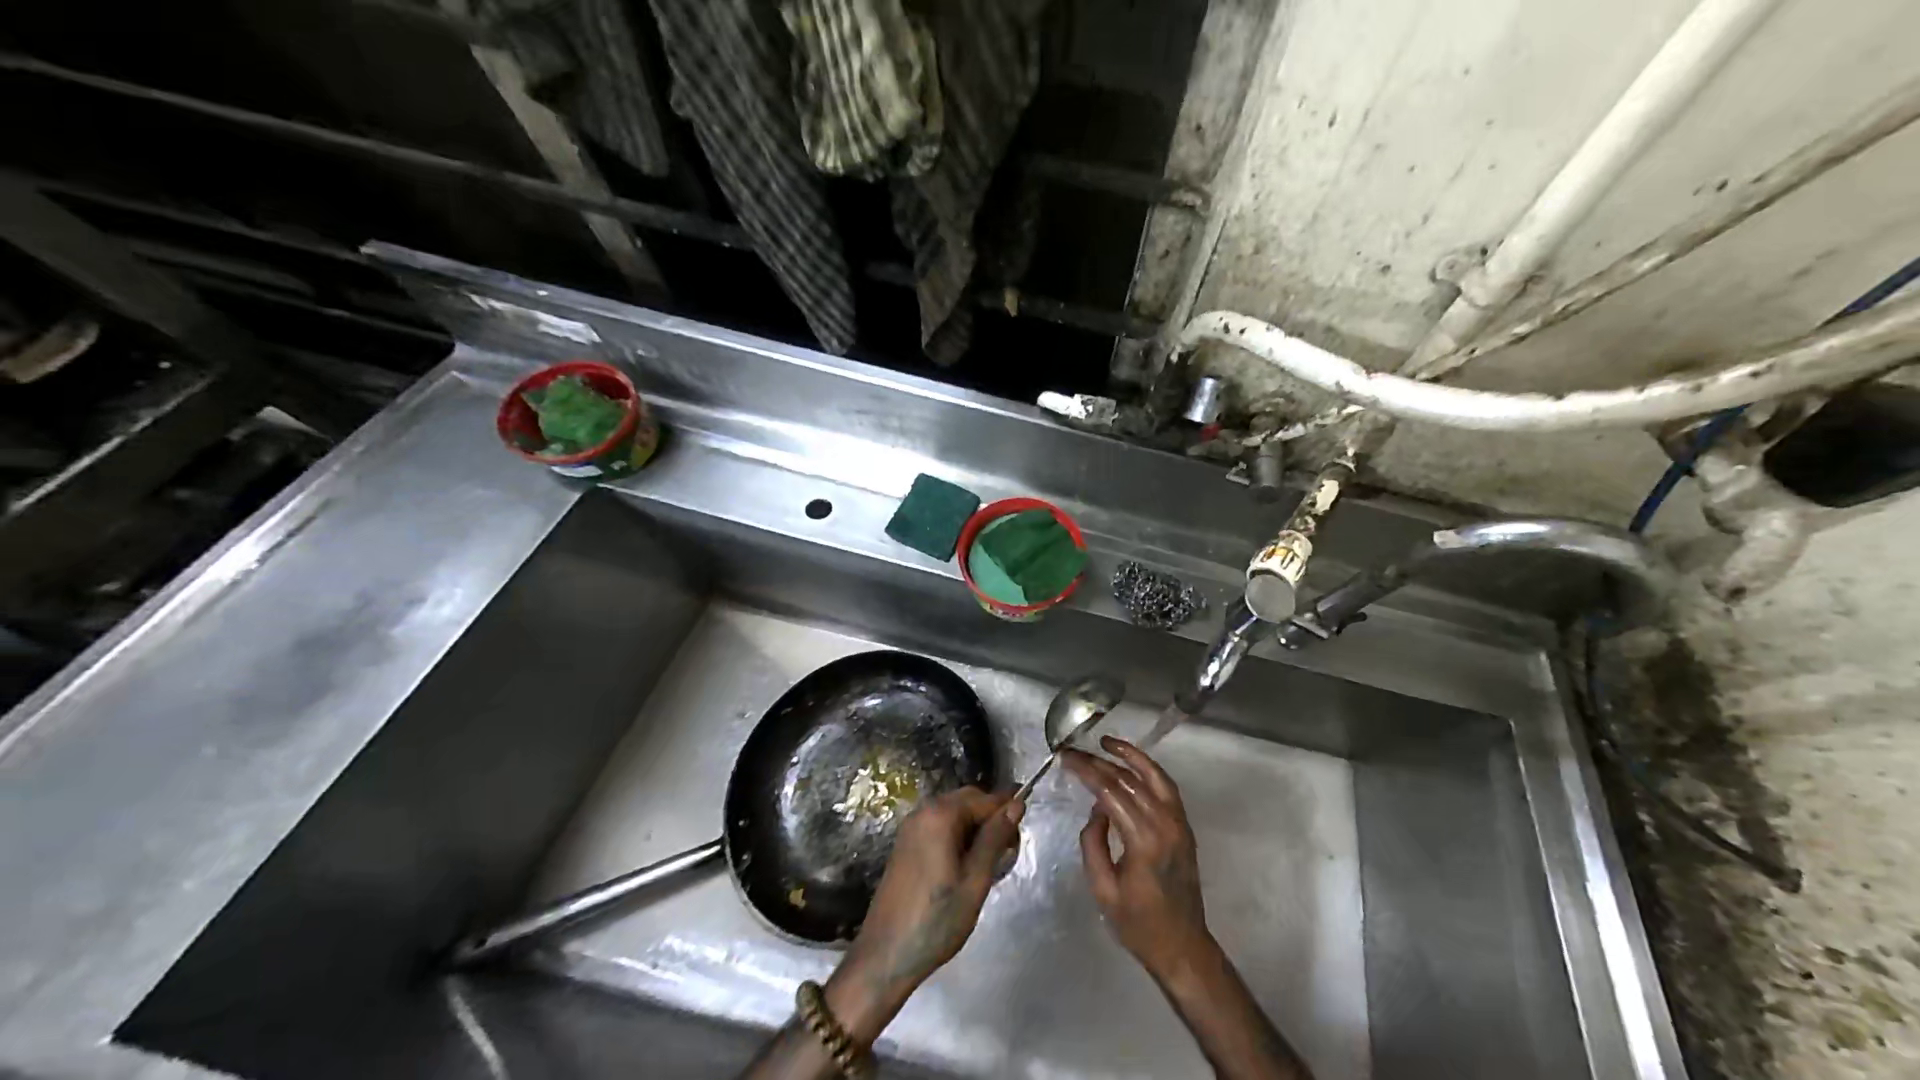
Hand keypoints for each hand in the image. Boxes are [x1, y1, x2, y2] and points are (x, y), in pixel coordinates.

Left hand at [824, 787, 1023, 1042]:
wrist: (886, 955)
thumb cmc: (937, 920)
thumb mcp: (976, 880)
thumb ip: (995, 838)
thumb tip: (1016, 804)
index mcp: (940, 815)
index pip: (985, 798)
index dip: (1007, 813)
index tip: (1020, 840)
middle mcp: (923, 812)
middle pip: (968, 801)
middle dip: (991, 821)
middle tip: (1006, 857)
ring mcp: (911, 828)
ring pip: (955, 815)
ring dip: (975, 831)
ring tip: (987, 868)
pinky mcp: (906, 845)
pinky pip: (940, 828)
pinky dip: (957, 839)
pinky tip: (965, 870)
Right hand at [1063, 736, 1213, 979]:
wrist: (1182, 946)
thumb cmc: (1137, 924)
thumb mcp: (1103, 888)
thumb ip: (1093, 843)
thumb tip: (1097, 811)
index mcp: (1143, 841)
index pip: (1111, 792)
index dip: (1087, 771)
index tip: (1066, 758)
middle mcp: (1165, 825)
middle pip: (1130, 781)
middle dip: (1100, 762)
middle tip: (1075, 751)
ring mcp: (1179, 824)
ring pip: (1154, 777)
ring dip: (1131, 757)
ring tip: (1107, 742)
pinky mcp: (1184, 828)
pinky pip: (1167, 790)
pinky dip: (1150, 771)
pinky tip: (1132, 766)